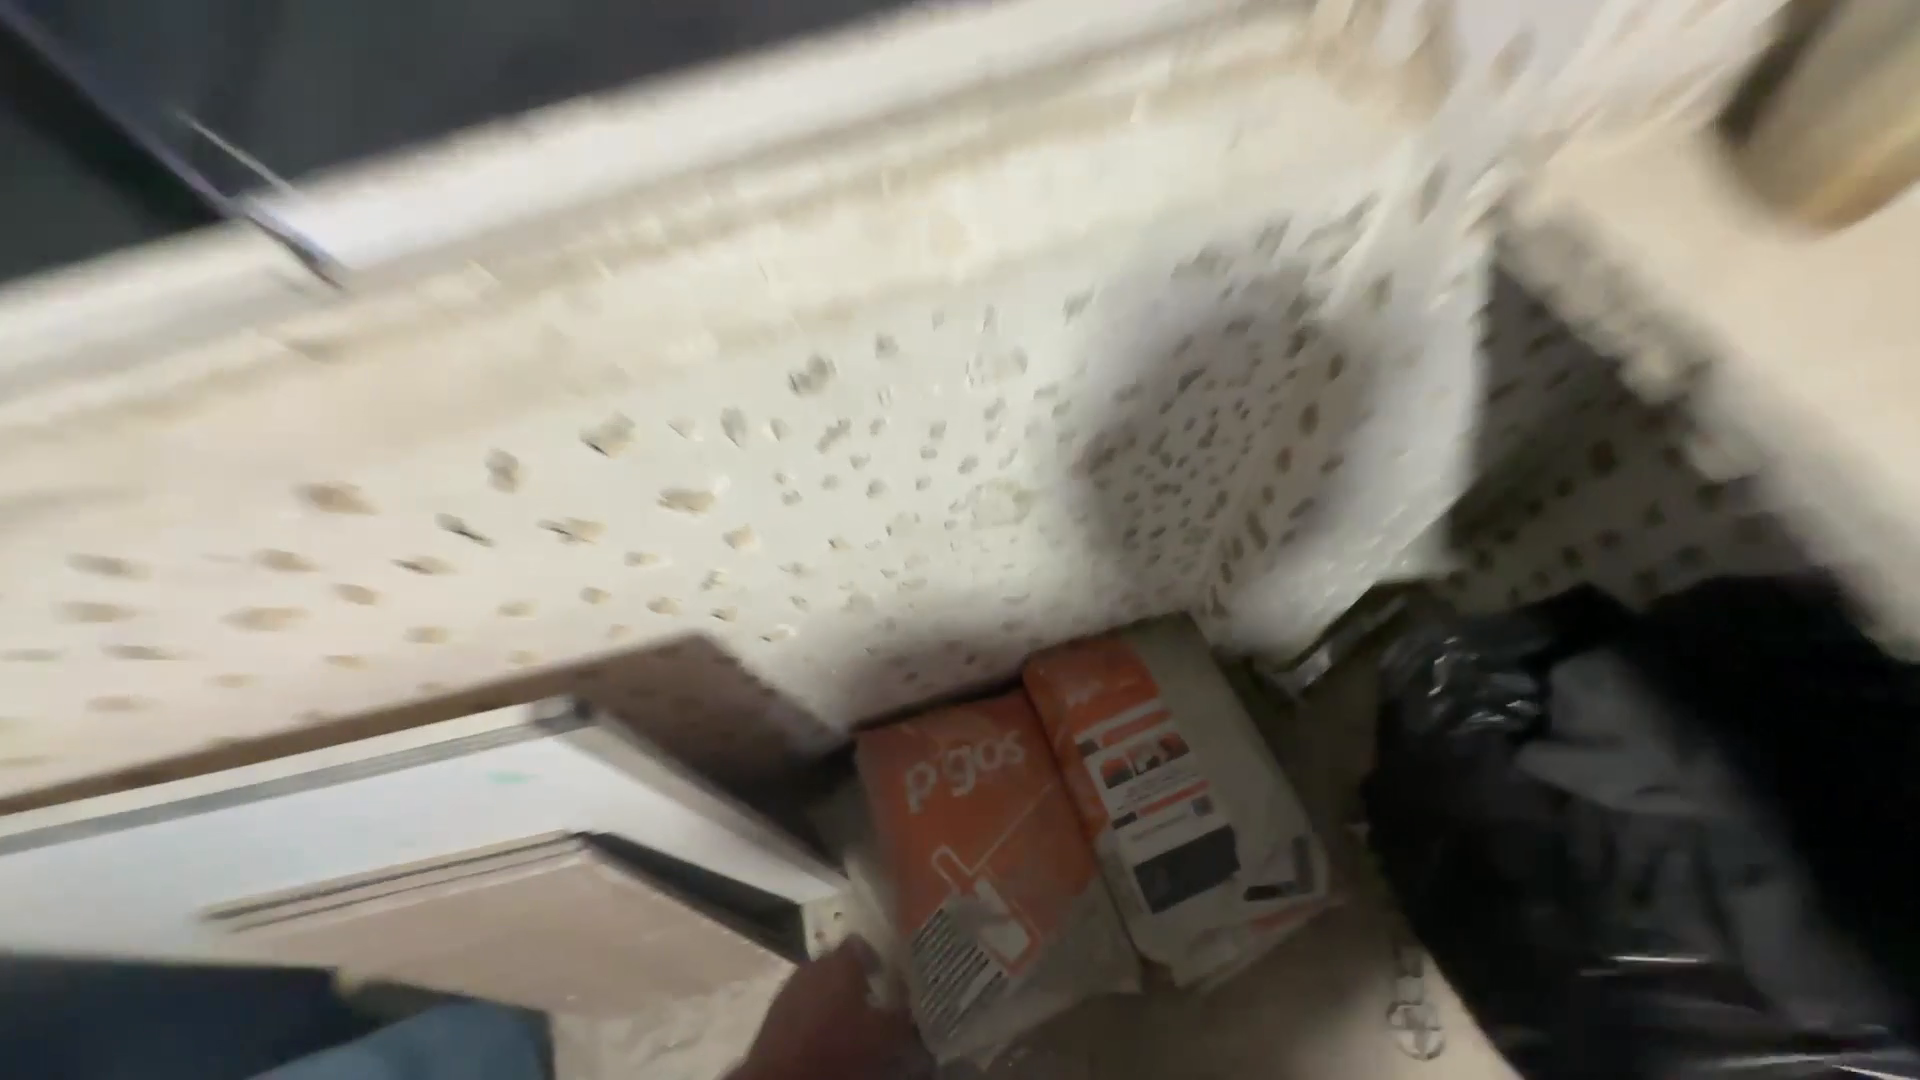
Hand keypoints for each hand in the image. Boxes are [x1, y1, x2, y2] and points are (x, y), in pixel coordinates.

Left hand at [737, 938, 921, 1079]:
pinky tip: (823, 1033)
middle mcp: (814, 964)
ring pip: (818, 982)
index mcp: (841, 961)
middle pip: (837, 962)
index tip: (886, 974)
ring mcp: (791, 986)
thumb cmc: (839, 1048)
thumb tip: (915, 1004)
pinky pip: (801, 1002)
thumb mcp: (884, 1036)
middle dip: (852, 977)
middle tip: (870, 999)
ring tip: (846, 1019)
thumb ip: (902, 1015)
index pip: (860, 943)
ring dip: (831, 995)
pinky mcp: (775, 1011)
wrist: (783, 1076)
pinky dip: (813, 1012)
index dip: (874, 956)